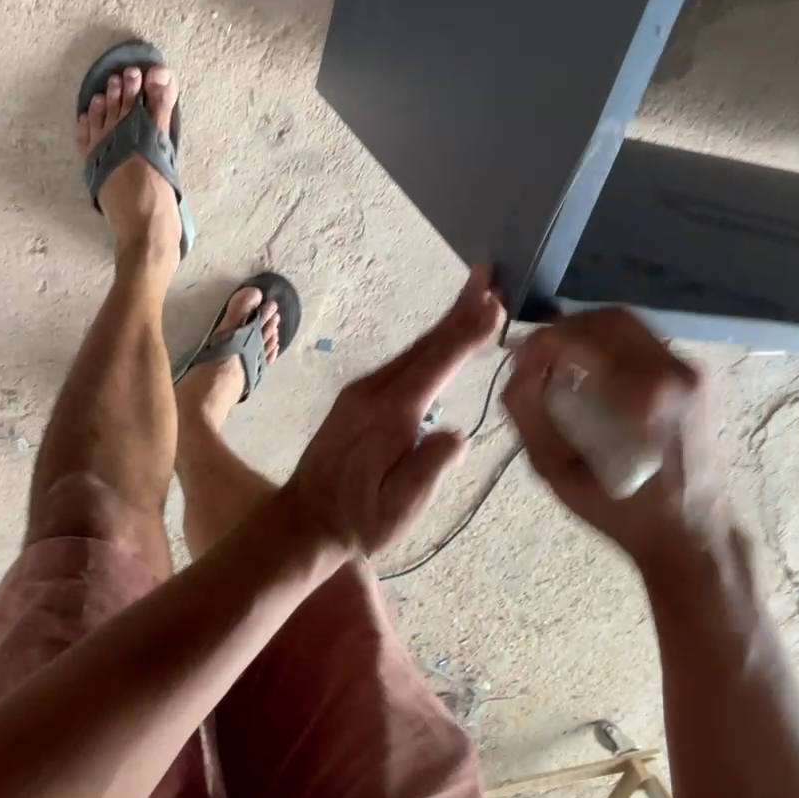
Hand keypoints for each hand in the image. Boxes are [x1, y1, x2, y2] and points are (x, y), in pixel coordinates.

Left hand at [279, 265, 505, 556]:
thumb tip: (457, 434)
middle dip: (459, 310)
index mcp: (390, 415)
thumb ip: (427, 471)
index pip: (436, 365)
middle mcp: (373, 392)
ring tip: (475, 296)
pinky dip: (428, 344)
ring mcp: (362, 392)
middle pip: (425, 345)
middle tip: (489, 276)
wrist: (305, 518)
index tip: (493, 302)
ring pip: (412, 351)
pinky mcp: (357, 398)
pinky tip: (442, 339)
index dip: (466, 333)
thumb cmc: (358, 521)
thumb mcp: (397, 510)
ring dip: (445, 323)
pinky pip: (401, 363)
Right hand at [501, 308, 724, 564]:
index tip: (518, 358)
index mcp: (640, 394)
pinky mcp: (694, 378)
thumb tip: (515, 365)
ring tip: (560, 363)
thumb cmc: (620, 510)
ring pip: (627, 325)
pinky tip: (591, 375)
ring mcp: (689, 371)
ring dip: (587, 335)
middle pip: (606, 318)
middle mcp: (671, 370)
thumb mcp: (555, 469)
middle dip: (564, 330)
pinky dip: (609, 347)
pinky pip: (643, 343)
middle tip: (537, 356)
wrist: (691, 534)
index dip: (540, 341)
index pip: (579, 337)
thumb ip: (526, 409)